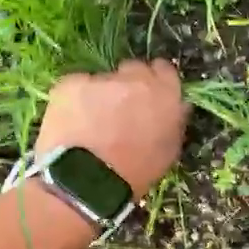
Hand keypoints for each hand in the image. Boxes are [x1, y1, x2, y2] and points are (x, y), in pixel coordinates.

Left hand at [34, 60, 188, 193]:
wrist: (87, 179)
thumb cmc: (137, 170)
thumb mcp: (169, 149)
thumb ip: (174, 120)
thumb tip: (178, 105)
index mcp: (165, 94)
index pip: (164, 70)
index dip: (157, 81)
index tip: (151, 94)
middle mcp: (135, 79)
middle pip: (133, 69)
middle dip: (129, 84)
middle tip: (122, 109)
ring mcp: (101, 79)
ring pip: (103, 80)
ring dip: (101, 95)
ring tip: (92, 122)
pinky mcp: (71, 84)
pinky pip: (76, 86)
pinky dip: (75, 100)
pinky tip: (73, 122)